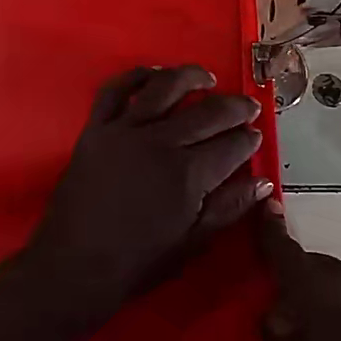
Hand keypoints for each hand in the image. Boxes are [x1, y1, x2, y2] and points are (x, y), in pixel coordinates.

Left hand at [27, 66, 271, 315]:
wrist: (76, 265)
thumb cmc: (138, 261)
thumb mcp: (192, 242)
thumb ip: (229, 208)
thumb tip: (264, 182)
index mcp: (189, 174)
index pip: (232, 146)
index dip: (249, 139)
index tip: (256, 136)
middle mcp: (160, 143)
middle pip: (207, 112)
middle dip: (235, 108)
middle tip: (249, 107)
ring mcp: (125, 131)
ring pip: (164, 88)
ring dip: (191, 77)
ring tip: (207, 78)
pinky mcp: (96, 129)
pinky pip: (115, 91)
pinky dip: (135, 76)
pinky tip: (153, 74)